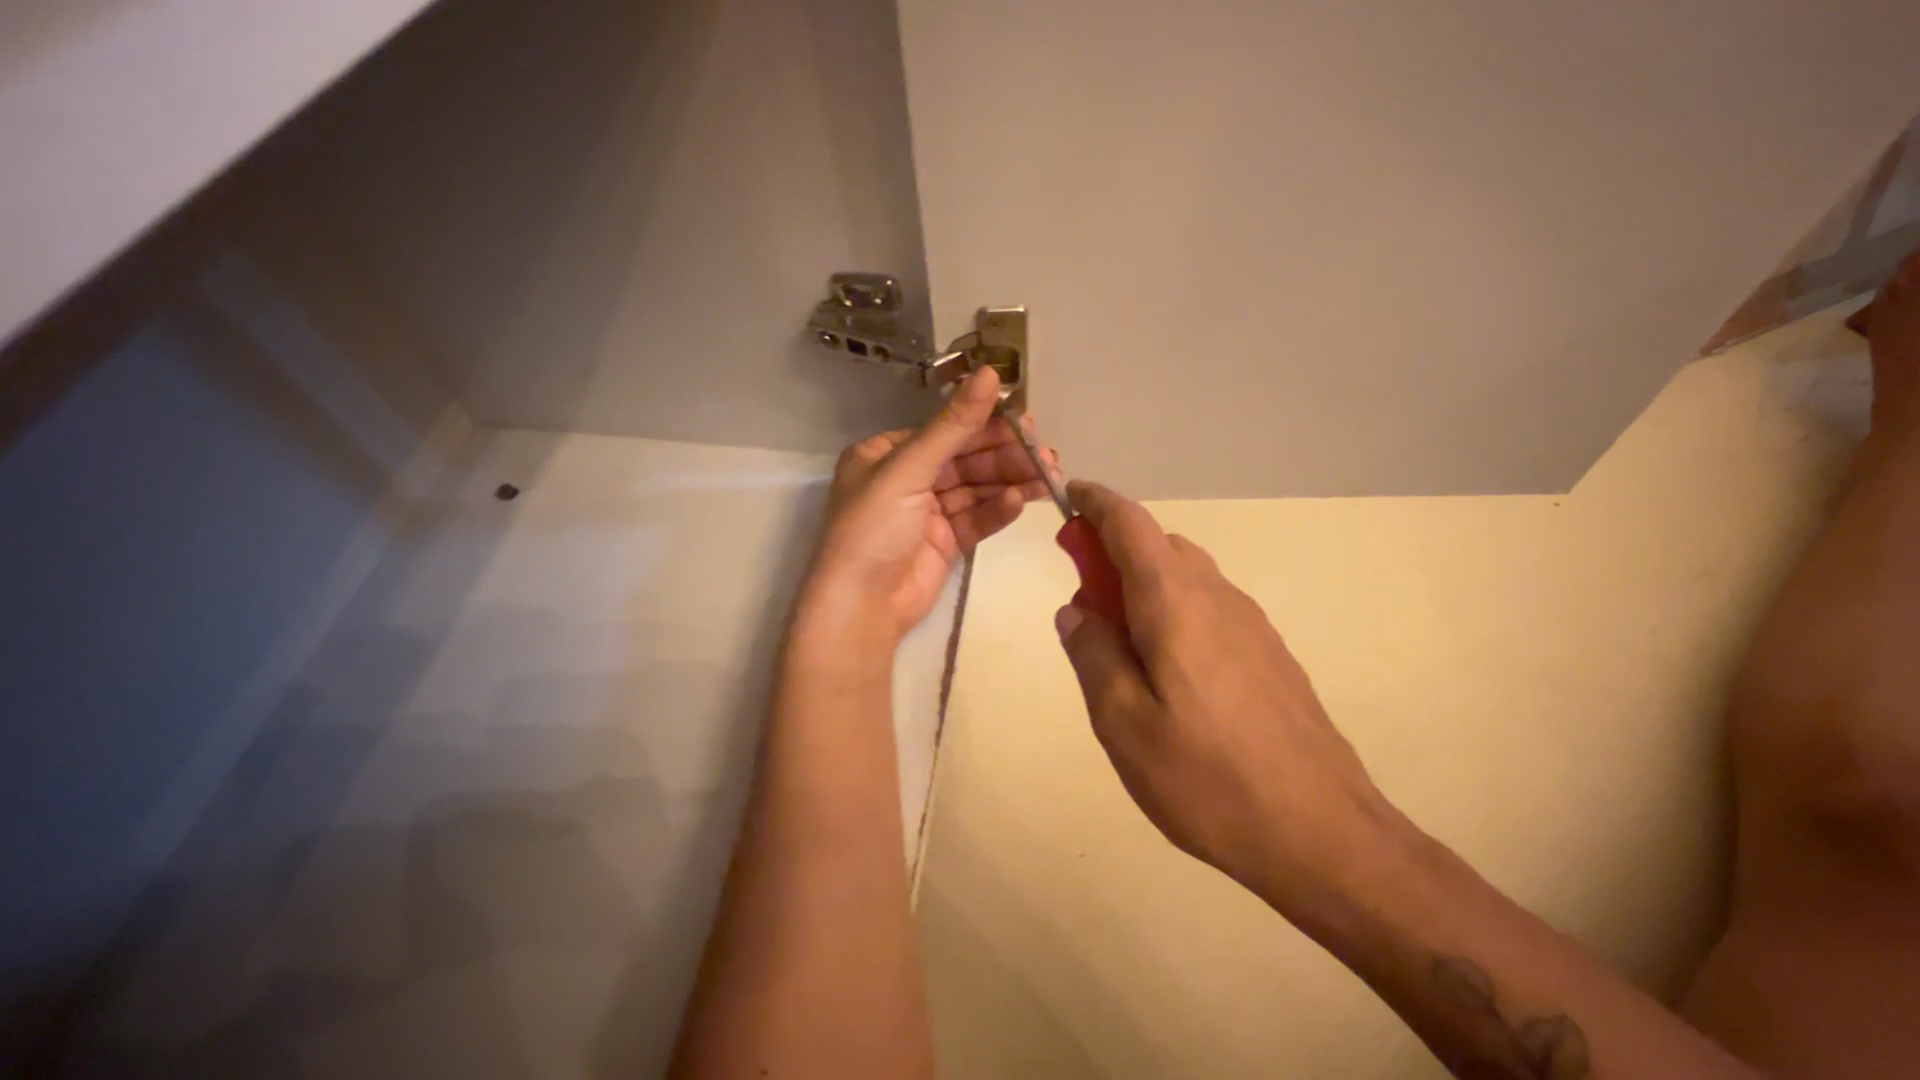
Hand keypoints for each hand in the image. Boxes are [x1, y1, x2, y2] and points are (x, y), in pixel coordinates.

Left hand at [794, 367, 1058, 660]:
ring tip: (1049, 476)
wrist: (861, 606)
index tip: (1026, 421)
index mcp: (885, 454)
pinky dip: (999, 509)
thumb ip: (953, 425)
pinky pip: (976, 518)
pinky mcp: (943, 543)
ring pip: (975, 489)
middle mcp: (905, 479)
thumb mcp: (909, 468)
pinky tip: (1023, 501)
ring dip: (1010, 481)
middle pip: (964, 459)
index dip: (985, 424)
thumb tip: (990, 373)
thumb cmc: (873, 528)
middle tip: (1046, 452)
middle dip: (1005, 455)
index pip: (944, 431)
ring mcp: (925, 513)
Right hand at [1053, 481, 1401, 908]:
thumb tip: (1075, 610)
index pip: (1131, 524)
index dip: (1094, 503)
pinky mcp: (1270, 656)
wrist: (1320, 831)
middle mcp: (1218, 598)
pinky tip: (1166, 674)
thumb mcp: (1122, 723)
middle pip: (1160, 546)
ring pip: (1187, 578)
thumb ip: (1092, 655)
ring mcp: (1252, 626)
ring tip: (1118, 647)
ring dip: (1144, 586)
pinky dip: (1173, 613)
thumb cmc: (1207, 779)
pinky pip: (1209, 610)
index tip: (1065, 501)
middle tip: (1080, 603)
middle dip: (1113, 553)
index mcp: (1176, 603)